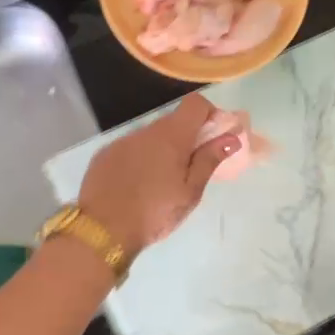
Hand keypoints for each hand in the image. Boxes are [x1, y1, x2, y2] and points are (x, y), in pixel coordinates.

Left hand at [80, 94, 237, 253]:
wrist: (103, 230)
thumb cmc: (155, 212)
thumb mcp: (190, 191)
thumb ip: (210, 160)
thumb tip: (231, 137)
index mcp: (171, 136)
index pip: (195, 103)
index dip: (210, 114)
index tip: (215, 137)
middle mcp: (145, 131)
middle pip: (174, 121)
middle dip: (188, 137)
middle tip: (192, 167)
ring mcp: (122, 141)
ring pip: (151, 137)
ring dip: (163, 150)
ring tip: (162, 182)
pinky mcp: (105, 155)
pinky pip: (131, 149)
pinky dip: (141, 159)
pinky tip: (138, 185)